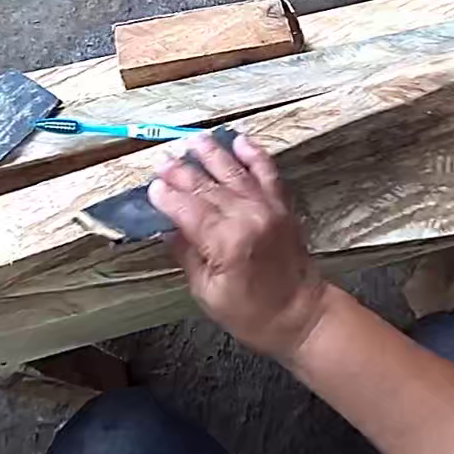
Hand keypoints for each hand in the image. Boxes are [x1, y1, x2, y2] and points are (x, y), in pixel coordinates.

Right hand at [148, 133, 331, 359]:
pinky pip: (268, 172)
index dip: (167, 196)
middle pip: (208, 187)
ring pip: (236, 173)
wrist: (302, 312)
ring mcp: (269, 207)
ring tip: (195, 140)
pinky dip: (255, 155)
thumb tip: (169, 227)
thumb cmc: (252, 313)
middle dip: (183, 172)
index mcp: (227, 241)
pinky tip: (241, 141)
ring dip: (214, 154)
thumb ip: (188, 254)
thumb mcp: (207, 292)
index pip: (188, 210)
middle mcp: (249, 216)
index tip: (151, 186)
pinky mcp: (283, 205)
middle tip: (163, 159)